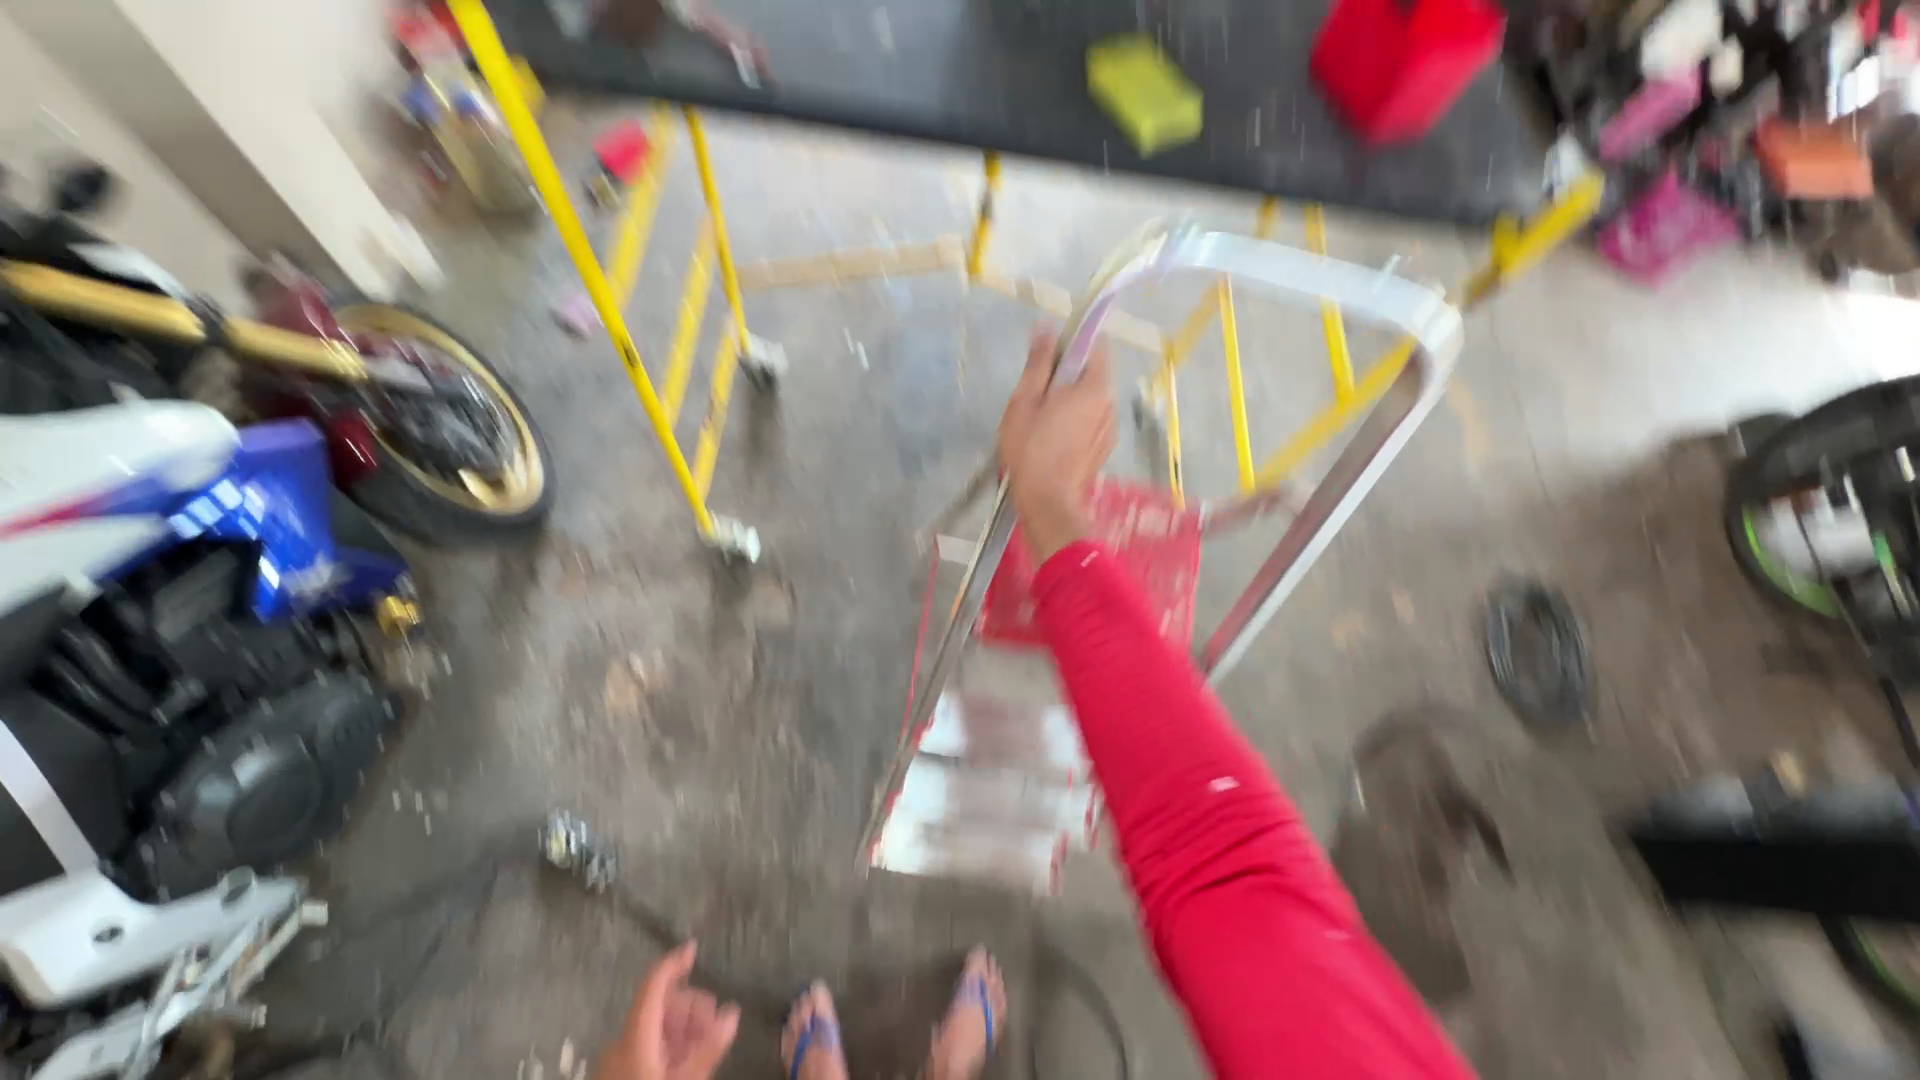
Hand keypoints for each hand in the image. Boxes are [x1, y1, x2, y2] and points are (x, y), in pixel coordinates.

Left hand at [592, 942, 739, 1079]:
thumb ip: (708, 1047)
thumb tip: (733, 1012)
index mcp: (635, 1037)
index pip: (654, 986)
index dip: (673, 963)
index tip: (694, 948)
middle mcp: (622, 1041)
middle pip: (660, 1007)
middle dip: (691, 1007)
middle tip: (717, 1023)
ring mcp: (618, 1059)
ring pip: (656, 1027)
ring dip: (684, 1028)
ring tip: (706, 1045)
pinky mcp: (620, 1074)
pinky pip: (649, 1045)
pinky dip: (670, 1044)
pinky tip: (687, 1059)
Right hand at [997, 328, 1115, 562]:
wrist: (1048, 502)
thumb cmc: (1031, 448)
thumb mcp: (1025, 399)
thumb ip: (1039, 361)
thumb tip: (1047, 326)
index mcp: (1096, 385)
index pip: (1096, 342)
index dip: (1072, 340)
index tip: (1047, 354)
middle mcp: (1112, 402)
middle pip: (1092, 370)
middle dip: (1067, 372)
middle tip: (1035, 391)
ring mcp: (1111, 426)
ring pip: (1090, 396)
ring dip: (1070, 396)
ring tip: (1041, 417)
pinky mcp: (1104, 446)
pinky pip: (1091, 419)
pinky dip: (1075, 418)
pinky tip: (1053, 437)